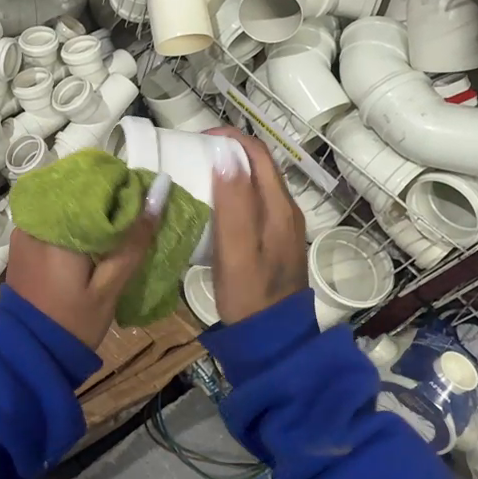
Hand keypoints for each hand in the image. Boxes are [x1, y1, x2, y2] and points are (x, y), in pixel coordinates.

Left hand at [6, 174, 168, 347]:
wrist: (28, 351)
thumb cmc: (72, 321)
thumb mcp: (109, 287)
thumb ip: (132, 242)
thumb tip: (157, 198)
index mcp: (56, 227)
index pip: (90, 185)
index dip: (119, 186)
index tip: (142, 197)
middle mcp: (35, 219)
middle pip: (75, 191)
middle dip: (105, 197)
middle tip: (134, 213)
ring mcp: (25, 229)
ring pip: (63, 203)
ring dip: (89, 208)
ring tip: (118, 223)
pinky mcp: (23, 241)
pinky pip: (52, 218)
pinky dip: (73, 221)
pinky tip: (93, 235)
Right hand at [206, 128, 307, 323]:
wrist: (273, 340)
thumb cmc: (250, 294)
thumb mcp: (237, 249)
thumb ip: (233, 202)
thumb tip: (226, 154)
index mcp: (278, 207)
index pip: (258, 153)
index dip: (230, 138)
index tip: (196, 139)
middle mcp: (286, 210)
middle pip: (259, 166)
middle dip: (228, 151)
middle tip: (192, 153)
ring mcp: (282, 227)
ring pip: (257, 184)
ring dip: (231, 170)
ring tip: (197, 173)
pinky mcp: (274, 242)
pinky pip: (255, 203)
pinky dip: (234, 192)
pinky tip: (213, 206)